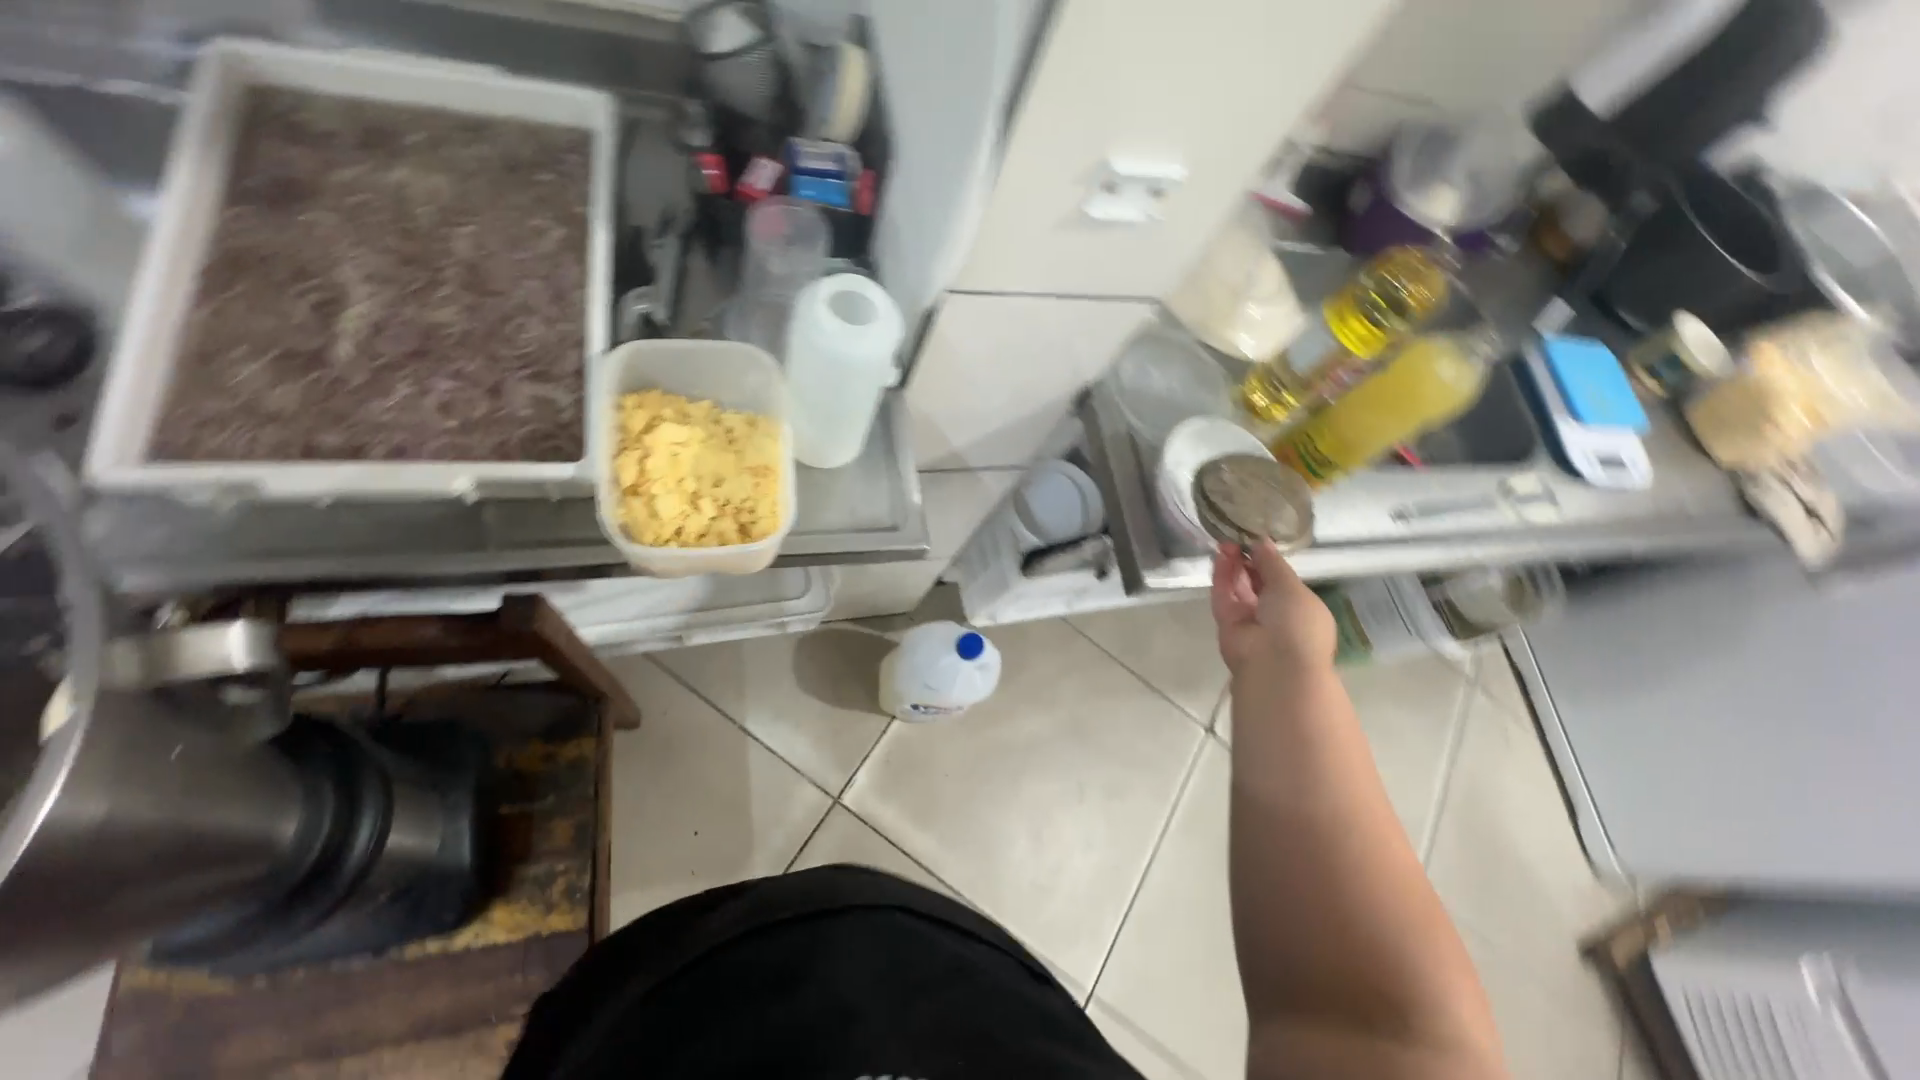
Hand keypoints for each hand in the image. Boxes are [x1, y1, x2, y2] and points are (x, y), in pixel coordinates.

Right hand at [1210, 540, 1336, 679]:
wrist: (1275, 664)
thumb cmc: (1297, 623)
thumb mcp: (1292, 587)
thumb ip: (1274, 564)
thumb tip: (1262, 543)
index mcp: (1301, 609)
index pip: (1283, 582)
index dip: (1270, 562)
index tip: (1257, 543)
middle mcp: (1275, 615)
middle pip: (1258, 584)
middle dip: (1249, 562)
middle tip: (1238, 539)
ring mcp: (1249, 621)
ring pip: (1239, 589)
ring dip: (1233, 566)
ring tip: (1226, 543)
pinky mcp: (1227, 624)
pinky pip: (1224, 597)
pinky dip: (1221, 578)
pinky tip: (1220, 556)